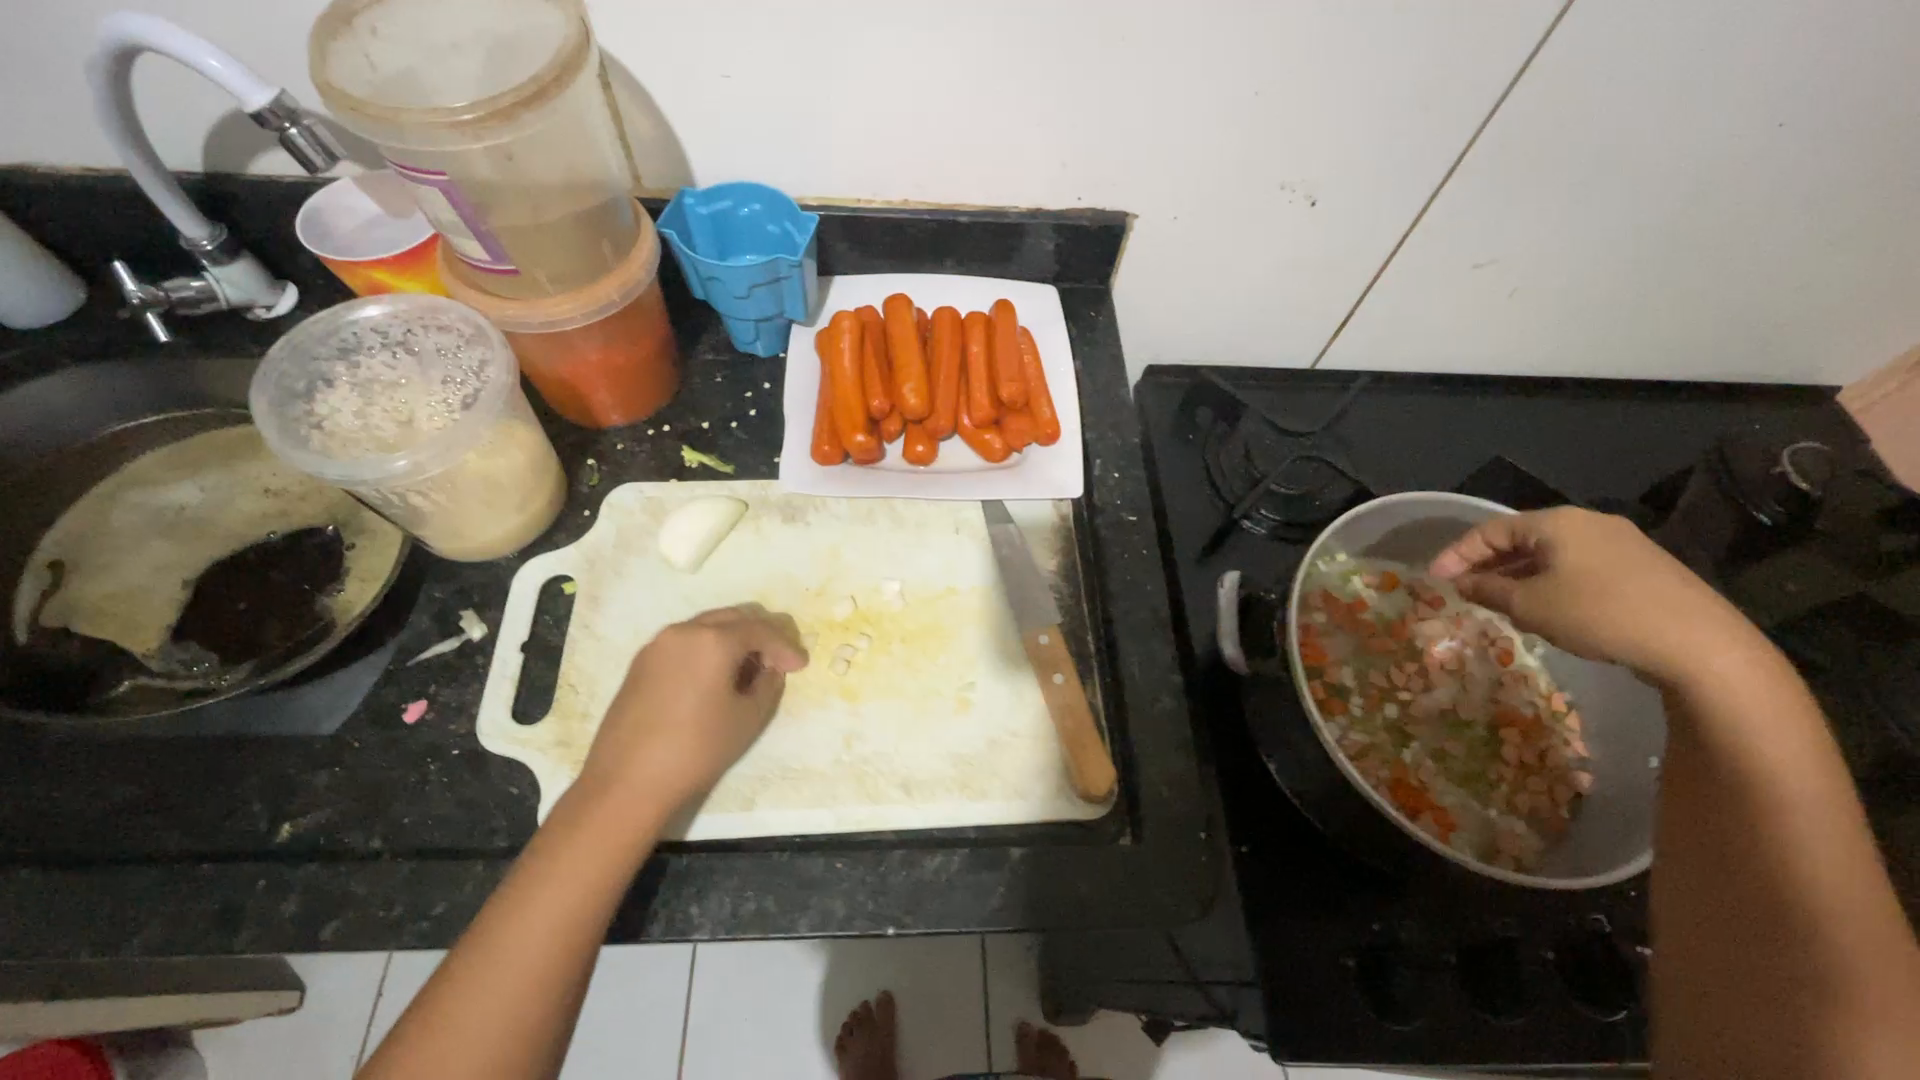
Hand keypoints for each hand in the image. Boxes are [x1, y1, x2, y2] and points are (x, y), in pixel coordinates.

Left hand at [573, 603, 807, 815]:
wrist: (628, 780)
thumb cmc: (697, 749)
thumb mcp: (748, 718)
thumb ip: (768, 684)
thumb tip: (769, 669)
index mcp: (712, 640)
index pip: (760, 630)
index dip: (785, 646)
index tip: (801, 666)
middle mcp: (683, 631)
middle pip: (733, 618)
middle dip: (761, 634)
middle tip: (780, 659)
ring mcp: (657, 645)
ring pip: (707, 626)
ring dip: (734, 639)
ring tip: (751, 668)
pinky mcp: (642, 663)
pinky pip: (686, 642)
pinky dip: (709, 648)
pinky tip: (718, 676)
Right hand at [1427, 506, 1768, 688]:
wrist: (1697, 642)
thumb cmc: (1599, 614)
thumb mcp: (1531, 606)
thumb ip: (1490, 590)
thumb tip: (1464, 583)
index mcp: (1558, 522)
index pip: (1491, 530)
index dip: (1457, 554)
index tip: (1434, 579)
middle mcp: (1589, 523)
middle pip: (1523, 538)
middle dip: (1488, 564)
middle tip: (1462, 590)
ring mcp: (1620, 544)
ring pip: (1552, 555)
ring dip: (1519, 576)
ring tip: (1498, 603)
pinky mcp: (1642, 569)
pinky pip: (1578, 568)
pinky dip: (1550, 583)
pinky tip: (1545, 610)